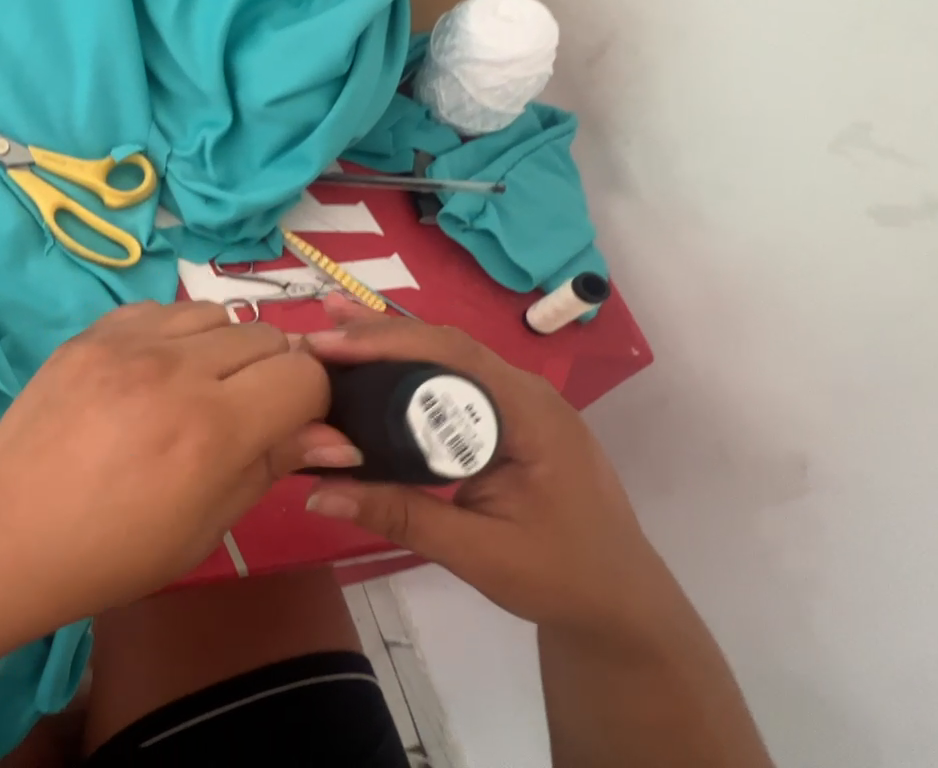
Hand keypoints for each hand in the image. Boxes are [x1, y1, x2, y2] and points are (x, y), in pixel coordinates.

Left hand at [0, 301, 340, 638]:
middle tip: (240, 416)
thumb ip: (271, 465)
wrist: (3, 535)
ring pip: (215, 313)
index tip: (288, 428)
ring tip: (192, 391)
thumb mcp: (206, 527)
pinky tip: (149, 373)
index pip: (304, 375)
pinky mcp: (88, 333)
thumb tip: (337, 436)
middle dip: (271, 375)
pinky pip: (159, 310)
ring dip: (223, 348)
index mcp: (211, 428)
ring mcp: (125, 342)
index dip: (310, 403)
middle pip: (265, 338)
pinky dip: (173, 333)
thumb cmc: (110, 553)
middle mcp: (174, 369)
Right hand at [303, 296, 688, 644]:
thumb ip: (399, 516)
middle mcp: (525, 394)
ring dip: (389, 344)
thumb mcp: (477, 552)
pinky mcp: (504, 420)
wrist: (620, 607)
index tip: (327, 345)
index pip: (453, 355)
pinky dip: (405, 369)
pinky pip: (451, 381)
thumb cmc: (560, 577)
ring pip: (446, 358)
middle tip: (317, 329)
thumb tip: (317, 493)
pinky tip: (370, 368)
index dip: (387, 342)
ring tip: (332, 329)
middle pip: (445, 345)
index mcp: (531, 414)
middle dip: (378, 331)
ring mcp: (517, 404)